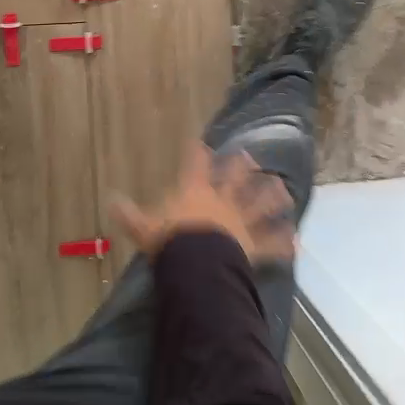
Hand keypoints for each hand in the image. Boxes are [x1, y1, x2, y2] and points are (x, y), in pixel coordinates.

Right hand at [111, 142, 296, 262]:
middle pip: (235, 178)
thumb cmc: (170, 242)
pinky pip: (270, 244)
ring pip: (259, 205)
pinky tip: (296, 241)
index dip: (196, 153)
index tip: (199, 142)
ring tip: (283, 189)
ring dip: (271, 197)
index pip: (194, 167)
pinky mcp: (252, 245)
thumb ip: (129, 215)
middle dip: (241, 166)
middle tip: (249, 156)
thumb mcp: (143, 227)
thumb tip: (109, 200)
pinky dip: (283, 243)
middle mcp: (221, 201)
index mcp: (195, 193)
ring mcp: (240, 222)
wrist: (197, 262)